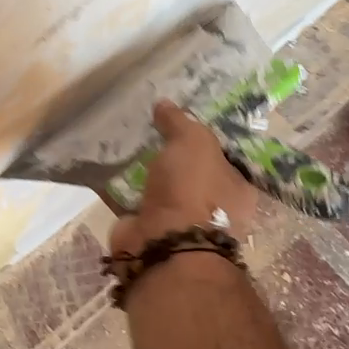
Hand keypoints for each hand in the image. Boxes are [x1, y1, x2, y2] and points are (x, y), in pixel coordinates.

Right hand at [110, 100, 259, 255]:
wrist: (164, 244)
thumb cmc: (193, 189)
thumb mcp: (194, 141)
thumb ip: (180, 121)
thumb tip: (164, 104)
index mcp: (239, 191)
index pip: (229, 160)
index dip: (209, 142)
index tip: (186, 126)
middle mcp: (216, 212)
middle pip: (194, 177)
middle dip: (174, 160)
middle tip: (152, 134)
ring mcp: (182, 227)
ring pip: (164, 193)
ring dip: (148, 177)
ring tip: (127, 149)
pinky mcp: (151, 235)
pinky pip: (137, 206)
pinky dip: (124, 193)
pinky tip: (109, 172)